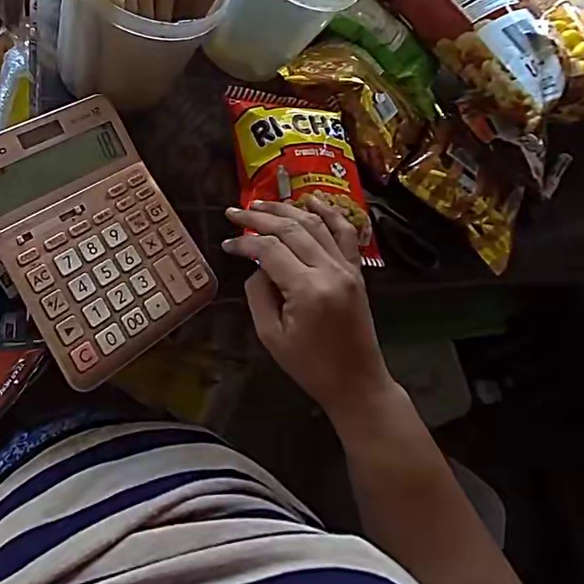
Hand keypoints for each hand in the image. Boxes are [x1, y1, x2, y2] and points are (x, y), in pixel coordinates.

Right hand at [221, 198, 393, 420]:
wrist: (357, 383)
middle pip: (291, 229)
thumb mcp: (271, 335)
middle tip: (234, 212)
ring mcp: (347, 268)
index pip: (269, 250)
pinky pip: (345, 233)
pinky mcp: (356, 271)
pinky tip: (311, 200)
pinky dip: (329, 212)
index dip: (244, 242)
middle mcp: (330, 270)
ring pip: (316, 224)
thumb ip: (259, 294)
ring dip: (287, 209)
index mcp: (307, 289)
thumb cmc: (310, 367)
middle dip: (259, 217)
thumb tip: (258, 266)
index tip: (226, 244)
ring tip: (261, 203)